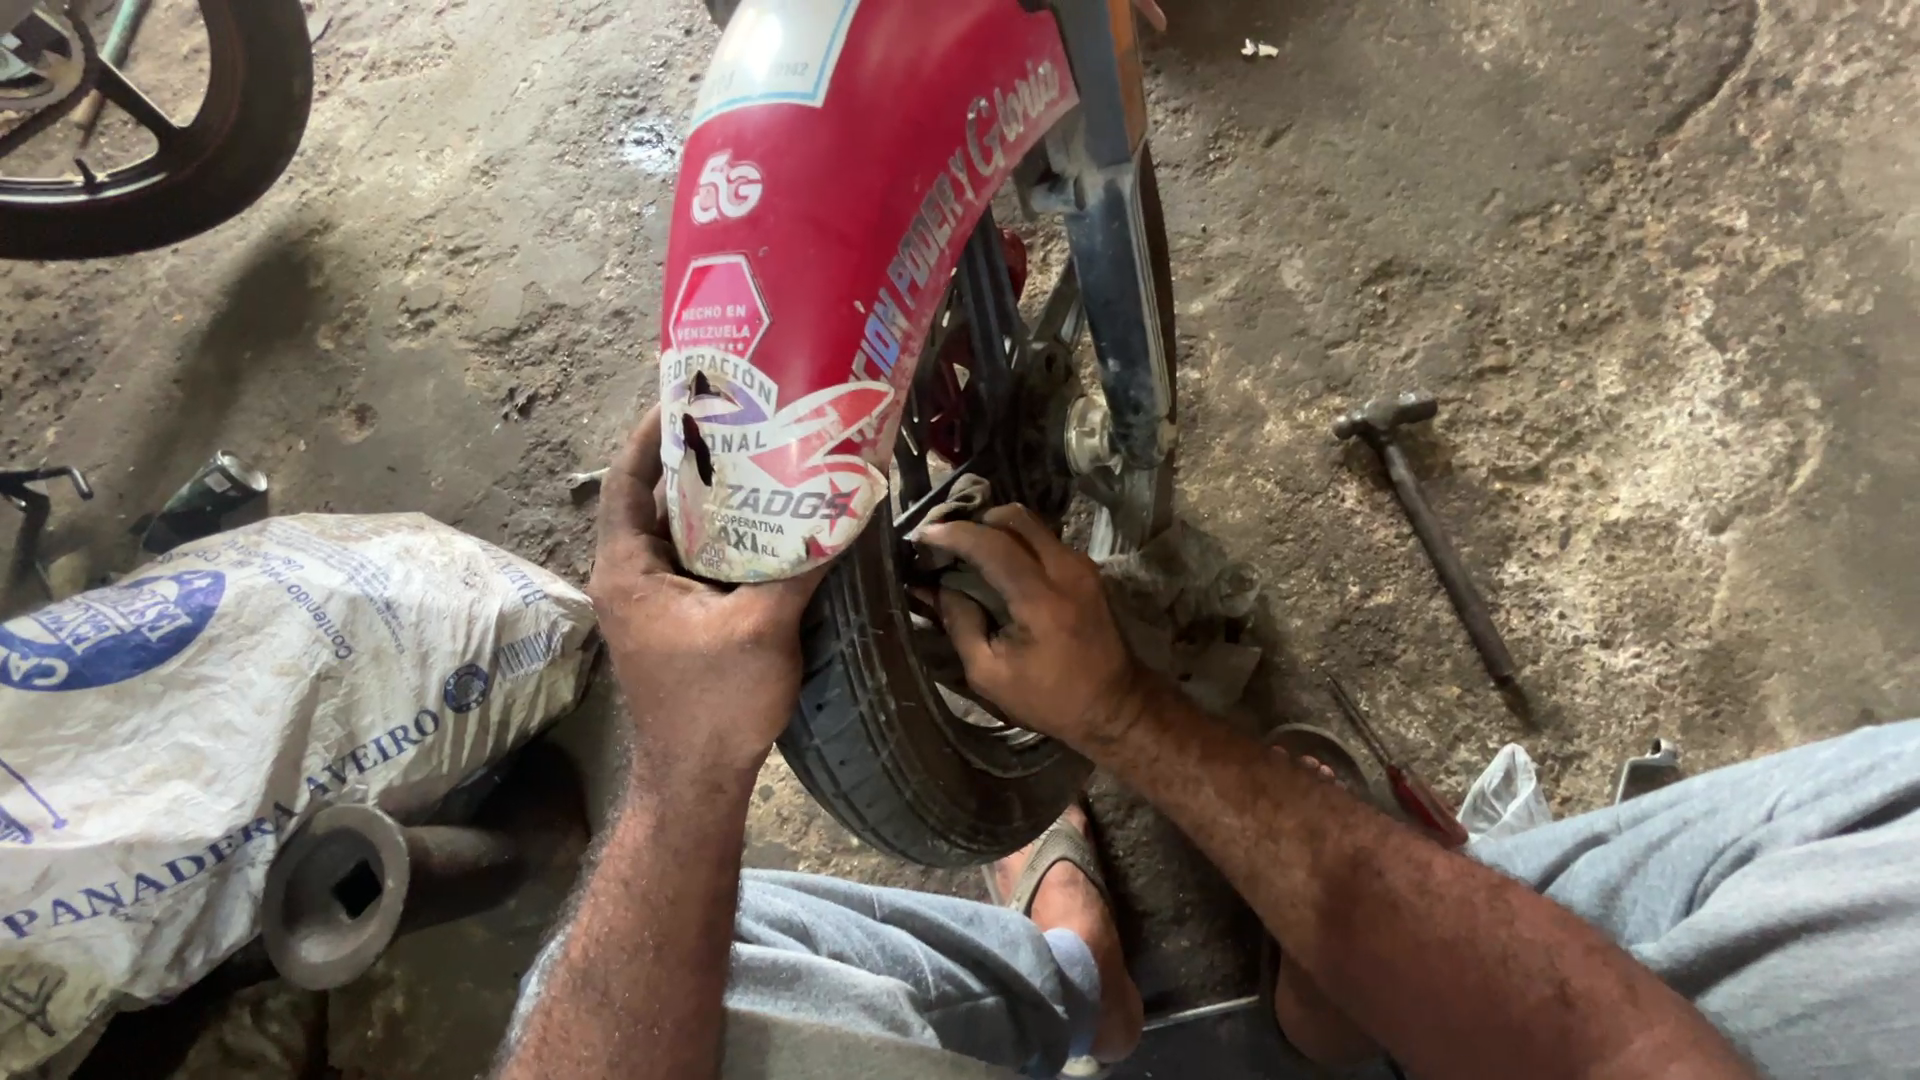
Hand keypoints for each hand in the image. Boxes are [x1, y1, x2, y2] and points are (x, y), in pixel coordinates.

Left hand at [588, 406, 823, 776]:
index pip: (627, 481)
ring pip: (683, 532)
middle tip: (746, 424)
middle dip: (699, 460)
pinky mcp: (679, 619)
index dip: (652, 435)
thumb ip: (802, 565)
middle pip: (657, 500)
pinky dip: (729, 538)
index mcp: (628, 570)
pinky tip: (772, 526)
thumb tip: (846, 509)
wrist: (699, 777)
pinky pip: (701, 562)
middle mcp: (632, 577)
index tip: (690, 399)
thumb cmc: (716, 703)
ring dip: (717, 500)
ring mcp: (654, 601)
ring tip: (764, 462)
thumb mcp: (763, 627)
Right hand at [918, 505, 1142, 749]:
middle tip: (946, 539)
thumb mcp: (989, 675)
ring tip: (967, 548)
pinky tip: (997, 561)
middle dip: (974, 521)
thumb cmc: (1049, 698)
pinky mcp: (1088, 570)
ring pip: (1031, 523)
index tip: (923, 536)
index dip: (953, 534)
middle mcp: (1066, 570)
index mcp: (1040, 599)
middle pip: (1014, 518)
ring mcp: (1082, 565)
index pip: (991, 545)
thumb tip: (936, 588)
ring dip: (995, 528)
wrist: (1114, 705)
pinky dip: (1015, 540)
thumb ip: (960, 625)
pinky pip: (1044, 538)